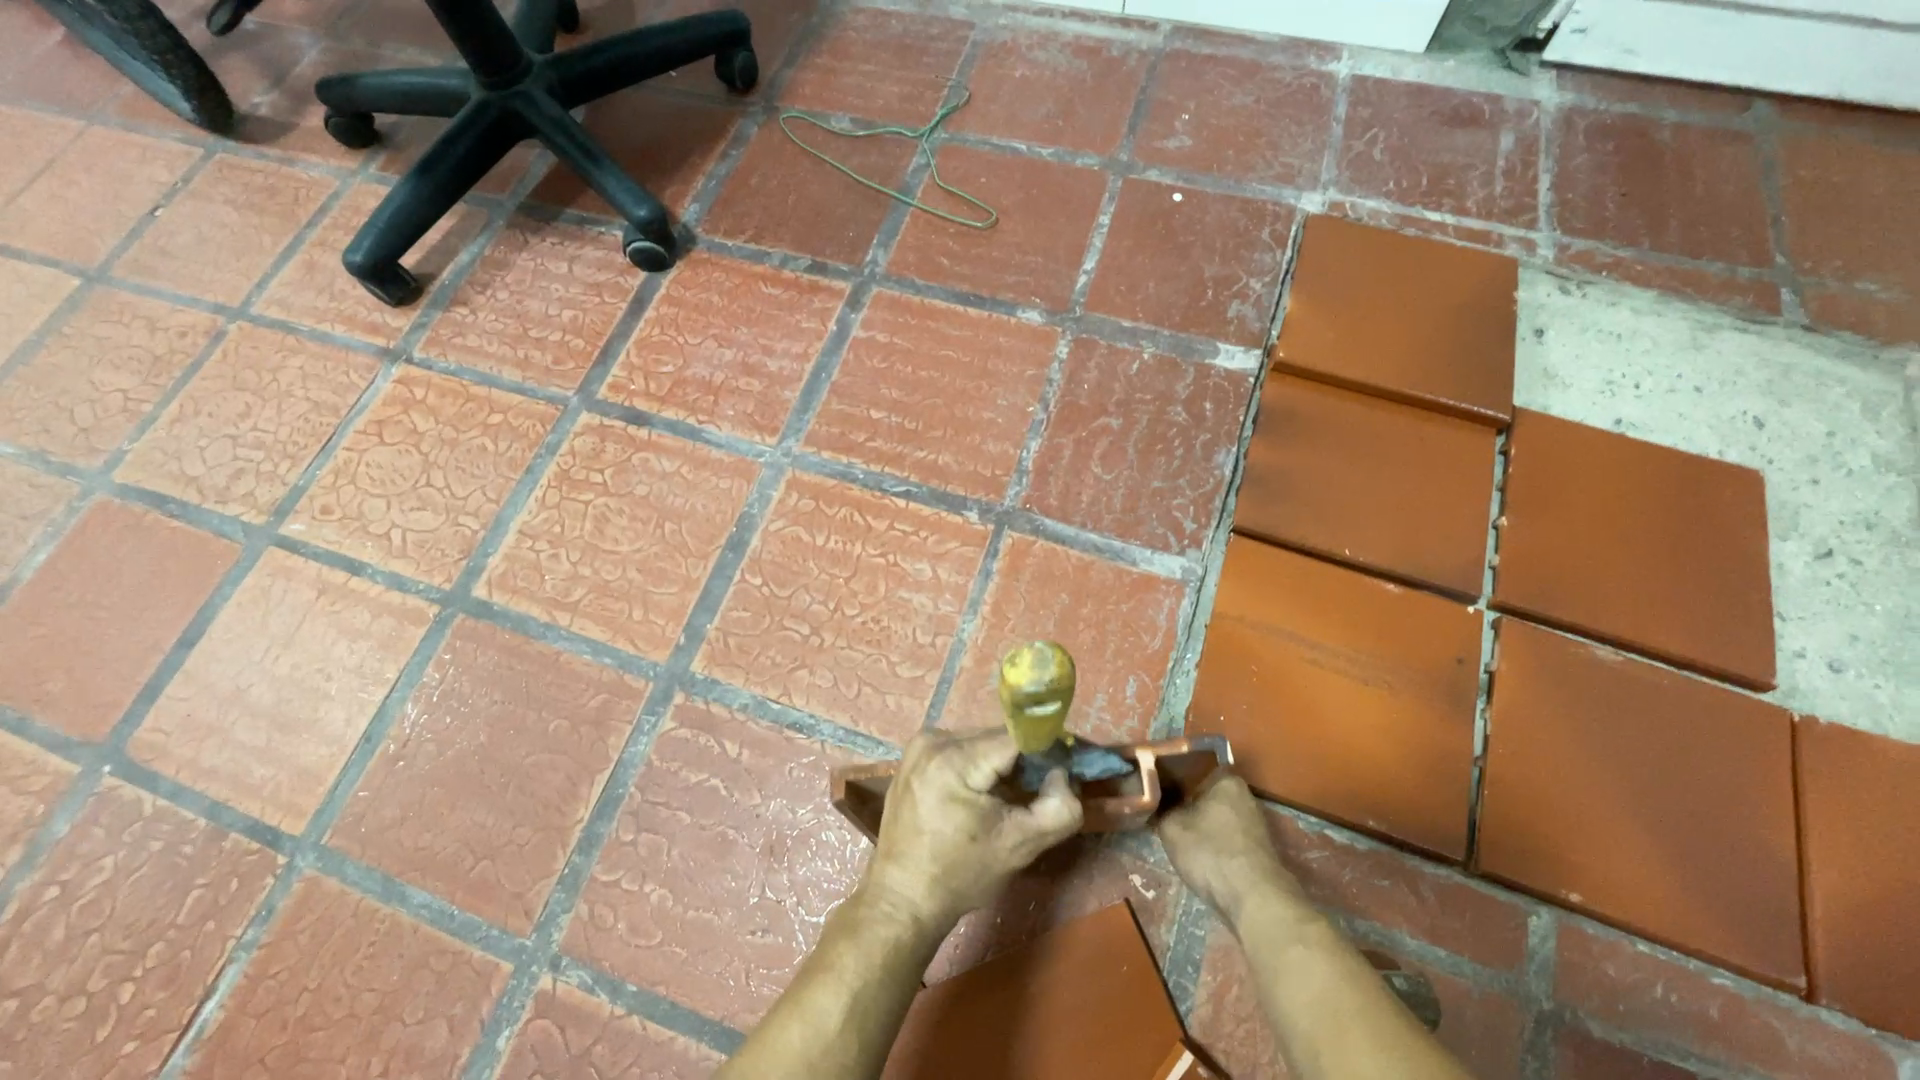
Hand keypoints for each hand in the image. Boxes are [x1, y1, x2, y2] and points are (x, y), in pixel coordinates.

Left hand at [861, 730, 1082, 931]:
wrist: (903, 898)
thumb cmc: (960, 875)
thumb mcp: (1020, 846)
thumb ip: (1059, 809)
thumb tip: (1064, 774)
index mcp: (954, 758)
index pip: (1018, 735)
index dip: (1049, 749)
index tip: (1069, 768)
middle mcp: (933, 740)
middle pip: (998, 737)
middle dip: (1025, 759)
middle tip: (1043, 790)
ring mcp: (919, 746)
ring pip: (981, 742)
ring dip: (1002, 764)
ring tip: (1012, 798)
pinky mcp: (913, 758)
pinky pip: (961, 750)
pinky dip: (979, 767)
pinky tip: (984, 797)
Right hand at [1156, 774, 1306, 927]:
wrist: (1254, 899)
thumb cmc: (1210, 852)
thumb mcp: (1171, 826)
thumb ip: (1162, 807)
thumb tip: (1157, 800)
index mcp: (1226, 779)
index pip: (1192, 769)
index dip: (1170, 780)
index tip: (1154, 792)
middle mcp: (1245, 795)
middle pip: (1205, 795)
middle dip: (1185, 805)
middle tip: (1161, 816)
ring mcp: (1255, 823)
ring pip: (1215, 818)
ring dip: (1199, 827)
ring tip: (1176, 839)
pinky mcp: (1257, 849)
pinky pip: (1226, 838)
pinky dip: (1212, 845)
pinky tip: (1198, 858)